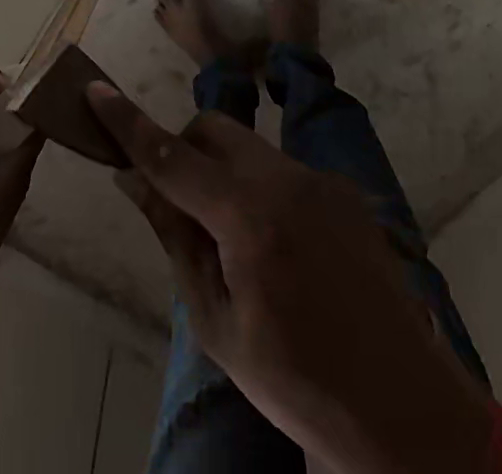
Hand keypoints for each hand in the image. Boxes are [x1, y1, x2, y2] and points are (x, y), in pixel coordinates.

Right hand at [85, 82, 491, 473]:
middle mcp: (290, 183)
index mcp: (251, 220)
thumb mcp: (216, 321)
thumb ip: (175, 238)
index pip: (172, 157)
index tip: (97, 91)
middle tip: (178, 208)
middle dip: (183, 150)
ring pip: (248, 148)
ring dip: (220, 171)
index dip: (129, 124)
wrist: (405, 410)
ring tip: (230, 239)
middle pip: (213, 131)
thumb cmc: (297, 380)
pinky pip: (281, 170)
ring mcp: (324, 183)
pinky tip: (274, 247)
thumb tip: (133, 180)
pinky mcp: (345, 194)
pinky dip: (256, 187)